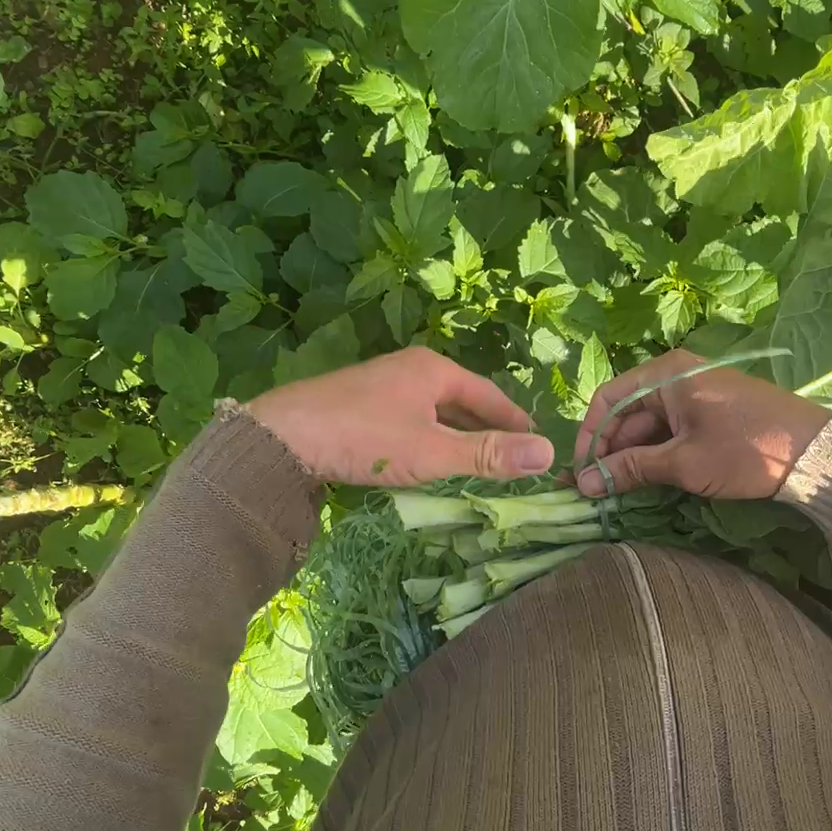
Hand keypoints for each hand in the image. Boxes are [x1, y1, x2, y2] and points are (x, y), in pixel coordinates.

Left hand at [247, 347, 553, 485]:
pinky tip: (430, 458)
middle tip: (511, 457)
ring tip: (478, 461)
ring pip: (435, 410)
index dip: (515, 421)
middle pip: (463, 400)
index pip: (490, 395)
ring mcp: (383, 384)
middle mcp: (411, 368)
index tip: (537, 443)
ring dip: (458, 434)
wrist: (282, 437)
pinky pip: (411, 418)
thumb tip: (549, 453)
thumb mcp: (434, 451)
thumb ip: (489, 454)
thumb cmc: (366, 438)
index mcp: (434, 369)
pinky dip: (431, 437)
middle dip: (488, 428)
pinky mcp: (360, 403)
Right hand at [571, 349, 831, 498]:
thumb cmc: (745, 450)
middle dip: (609, 451)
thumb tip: (583, 485)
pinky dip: (656, 454)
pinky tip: (647, 481)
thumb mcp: (683, 463)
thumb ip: (630, 469)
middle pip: (627, 413)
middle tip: (595, 491)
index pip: (608, 399)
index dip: (589, 436)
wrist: (817, 453)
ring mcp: (695, 393)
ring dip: (632, 457)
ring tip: (617, 492)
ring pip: (648, 425)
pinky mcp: (711, 412)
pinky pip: (671, 430)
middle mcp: (676, 376)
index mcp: (665, 375)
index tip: (581, 473)